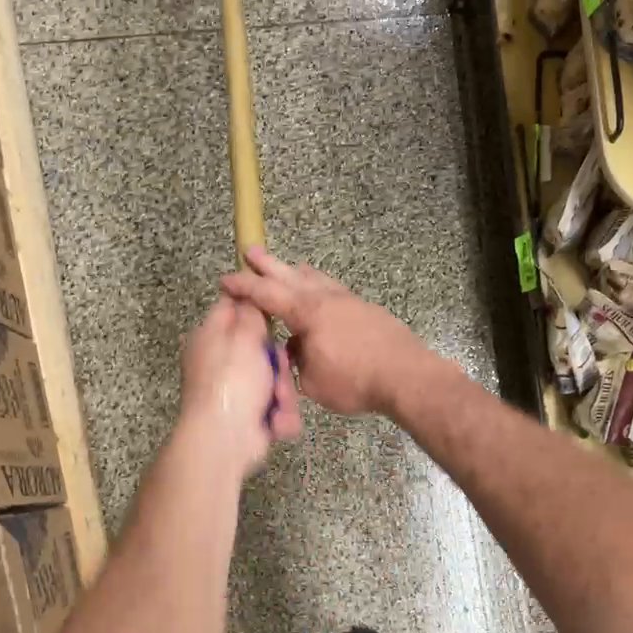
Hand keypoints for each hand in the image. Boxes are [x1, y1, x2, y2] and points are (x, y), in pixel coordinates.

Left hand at [177, 295, 301, 476]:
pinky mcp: (248, 415)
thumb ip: (251, 312)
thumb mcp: (244, 337)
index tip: (278, 315)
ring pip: (273, 380)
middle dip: (278, 364)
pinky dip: (279, 415)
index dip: (258, 308)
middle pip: (262, 349)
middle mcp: (220, 360)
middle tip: (277, 373)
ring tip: (277, 404)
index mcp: (210, 336)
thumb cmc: (232, 383)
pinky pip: (274, 406)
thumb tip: (248, 294)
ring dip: (282, 393)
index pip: (233, 307)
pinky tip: (276, 422)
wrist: (225, 440)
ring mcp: (235, 390)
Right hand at [220, 247, 443, 416]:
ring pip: (319, 280)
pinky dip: (323, 290)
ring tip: (291, 269)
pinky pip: (337, 293)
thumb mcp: (312, 382)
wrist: (406, 376)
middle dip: (268, 265)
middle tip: (252, 251)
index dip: (244, 287)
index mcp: (307, 312)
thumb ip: (297, 363)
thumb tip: (296, 351)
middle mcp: (327, 299)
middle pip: (291, 275)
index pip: (266, 294)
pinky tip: (325, 298)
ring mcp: (350, 302)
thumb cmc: (355, 381)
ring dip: (300, 274)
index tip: (226, 280)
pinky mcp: (369, 312)